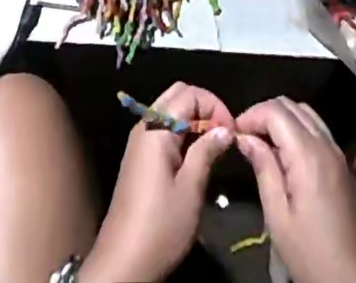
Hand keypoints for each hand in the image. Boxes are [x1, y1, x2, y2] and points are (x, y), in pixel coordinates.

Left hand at [82, 83, 235, 282]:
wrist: (123, 262)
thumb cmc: (160, 225)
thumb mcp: (190, 189)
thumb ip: (207, 152)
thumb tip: (225, 129)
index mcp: (155, 128)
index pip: (188, 93)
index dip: (215, 105)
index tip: (233, 131)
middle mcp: (145, 126)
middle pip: (177, 95)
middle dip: (205, 107)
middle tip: (225, 133)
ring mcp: (140, 141)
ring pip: (171, 110)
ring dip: (195, 119)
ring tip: (216, 144)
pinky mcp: (140, 156)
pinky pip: (164, 128)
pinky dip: (184, 131)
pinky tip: (198, 154)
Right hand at [235, 98, 355, 282]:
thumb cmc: (313, 254)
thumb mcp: (278, 216)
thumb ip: (263, 169)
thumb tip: (244, 137)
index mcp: (309, 155)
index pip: (276, 110)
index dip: (251, 115)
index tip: (234, 134)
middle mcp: (326, 144)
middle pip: (291, 105)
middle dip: (264, 113)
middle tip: (244, 137)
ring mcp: (338, 153)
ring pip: (305, 113)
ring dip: (281, 119)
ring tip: (261, 143)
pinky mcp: (343, 164)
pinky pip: (317, 128)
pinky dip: (296, 128)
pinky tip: (284, 154)